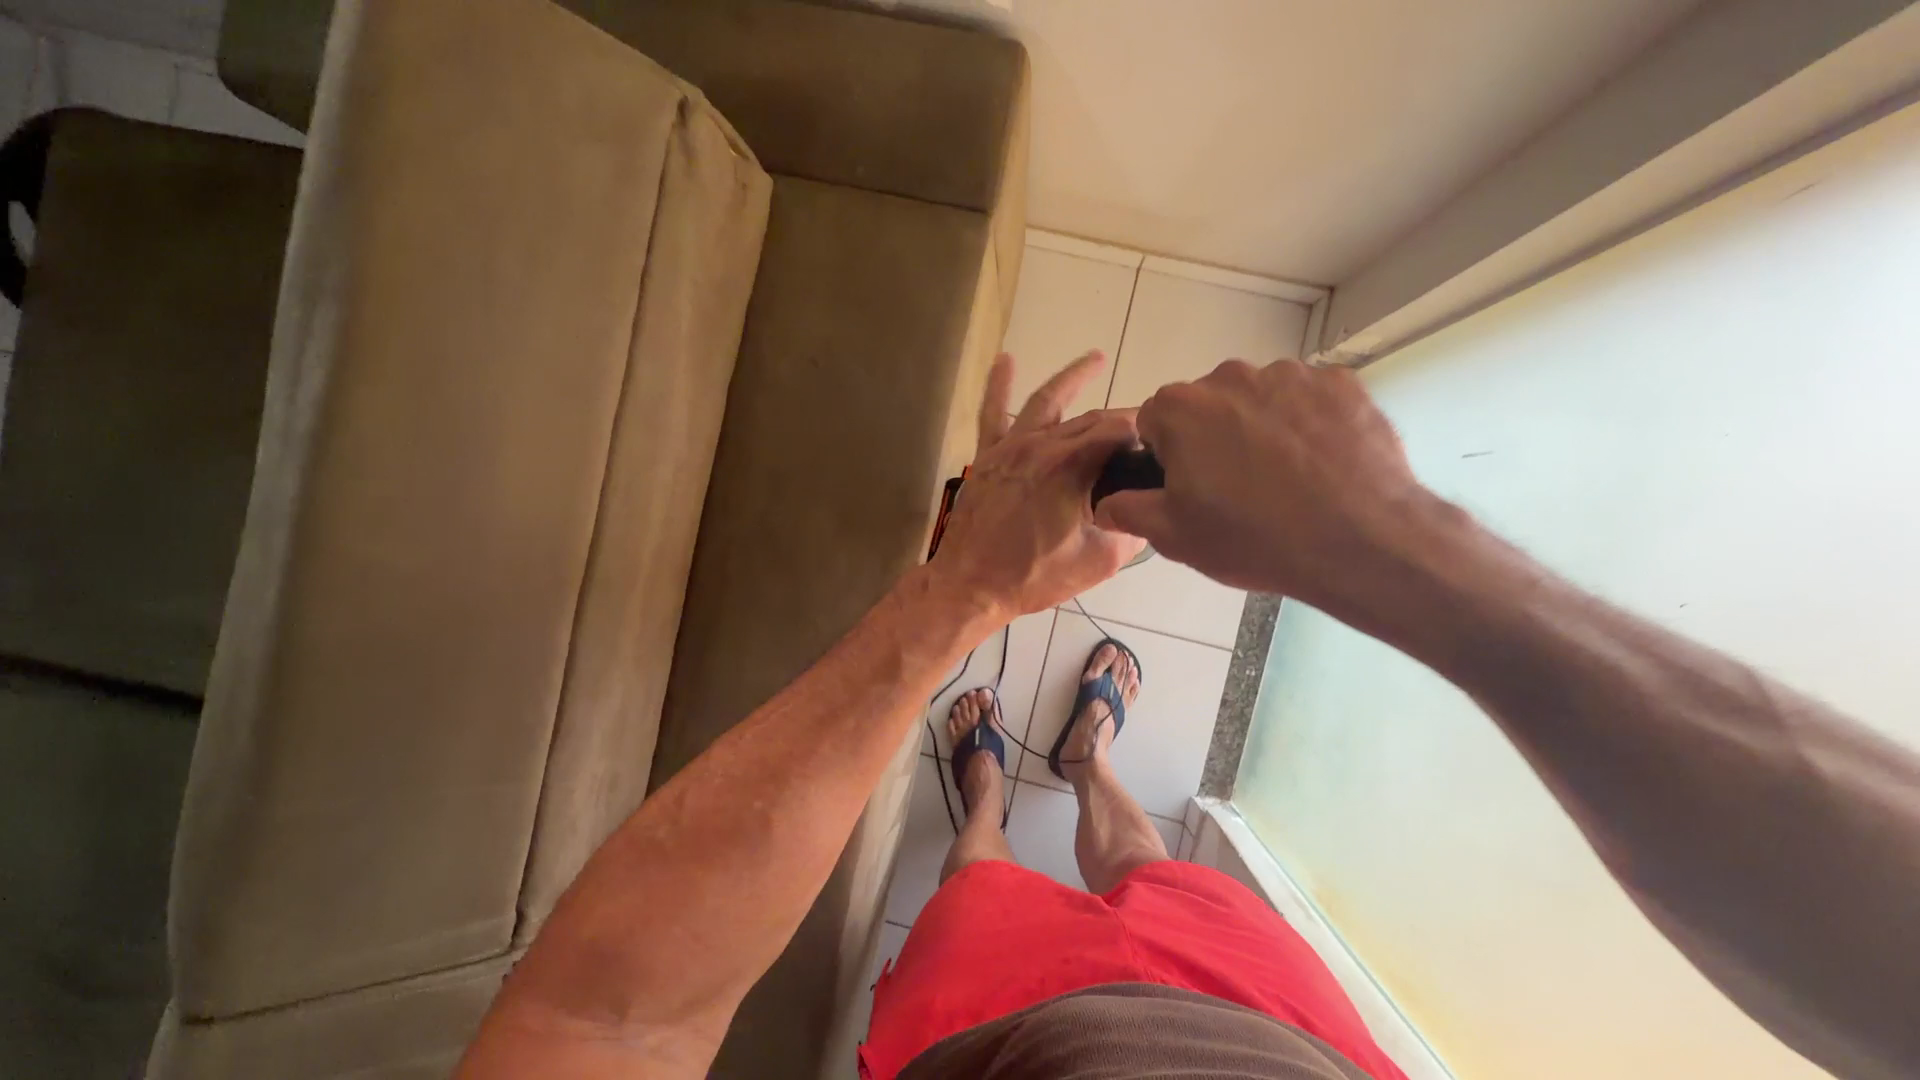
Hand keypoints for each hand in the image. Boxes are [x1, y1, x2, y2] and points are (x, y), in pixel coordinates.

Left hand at [929, 351, 1145, 617]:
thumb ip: (1130, 531)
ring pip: (1045, 402)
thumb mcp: (1098, 561)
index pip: (1117, 432)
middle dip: (1119, 417)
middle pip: (1089, 420)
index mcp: (1071, 467)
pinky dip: (997, 385)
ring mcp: (1010, 448)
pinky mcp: (987, 457)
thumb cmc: (1033, 577)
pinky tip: (1005, 360)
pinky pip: (991, 414)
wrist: (970, 587)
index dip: (1142, 434)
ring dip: (1072, 377)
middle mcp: (1041, 446)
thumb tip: (1147, 515)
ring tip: (1095, 357)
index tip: (1159, 442)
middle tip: (1143, 423)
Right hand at [1093, 358, 1447, 612]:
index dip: (1166, 458)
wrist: (1359, 541)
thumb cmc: (1253, 538)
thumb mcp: (1175, 536)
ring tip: (1285, 481)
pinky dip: (1309, 425)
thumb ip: (1129, 511)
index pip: (1154, 422)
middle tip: (1236, 490)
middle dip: (1213, 438)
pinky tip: (1321, 466)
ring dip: (1261, 428)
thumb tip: (1105, 505)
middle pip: (1207, 405)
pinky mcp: (1342, 384)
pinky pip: (1310, 400)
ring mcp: (1291, 375)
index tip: (1189, 489)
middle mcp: (1231, 376)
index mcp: (1180, 408)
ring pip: (1260, 399)